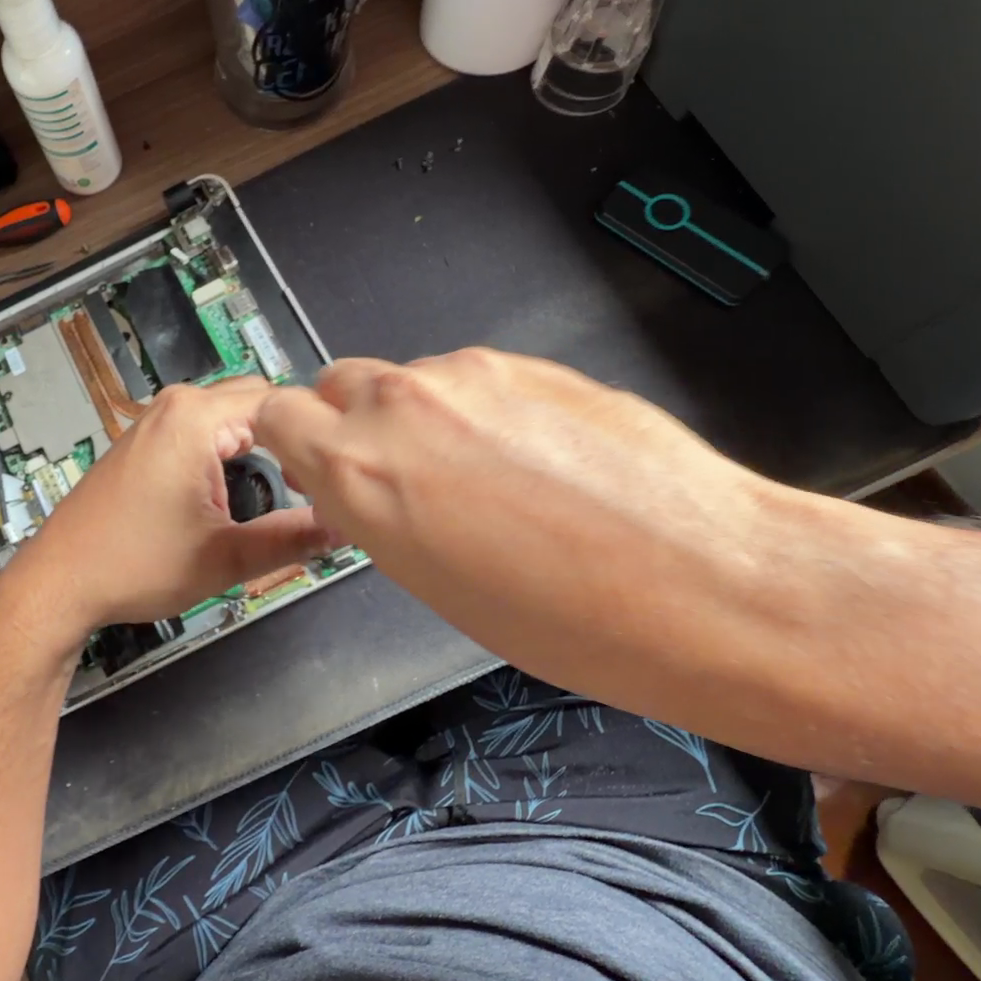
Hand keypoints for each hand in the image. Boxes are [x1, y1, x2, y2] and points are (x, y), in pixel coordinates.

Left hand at [2, 377, 331, 632]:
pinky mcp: (143, 440)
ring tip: (285, 490)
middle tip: (312, 486)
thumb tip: (343, 528)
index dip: (313, 439)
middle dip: (288, 437)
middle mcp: (175, 405)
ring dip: (258, 444)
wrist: (61, 580)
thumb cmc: (138, 566)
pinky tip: (237, 490)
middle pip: (255, 402)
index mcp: (196, 418)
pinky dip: (227, 448)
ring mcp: (155, 419)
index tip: (333, 478)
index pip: (280, 404)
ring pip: (228, 415)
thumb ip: (290, 539)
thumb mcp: (224, 558)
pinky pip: (201, 428)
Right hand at [251, 348, 786, 671]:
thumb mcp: (428, 581)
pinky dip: (480, 410)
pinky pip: (473, 379)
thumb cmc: (568, 616)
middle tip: (393, 473)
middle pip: (337, 384)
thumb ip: (374, 512)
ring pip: (410, 381)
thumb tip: (365, 488)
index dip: (292, 441)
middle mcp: (402, 407)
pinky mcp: (530, 363)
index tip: (311, 462)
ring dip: (422, 417)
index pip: (279, 415)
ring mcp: (469, 376)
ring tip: (479, 476)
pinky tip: (529, 460)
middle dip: (350, 423)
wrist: (701, 583)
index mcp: (359, 471)